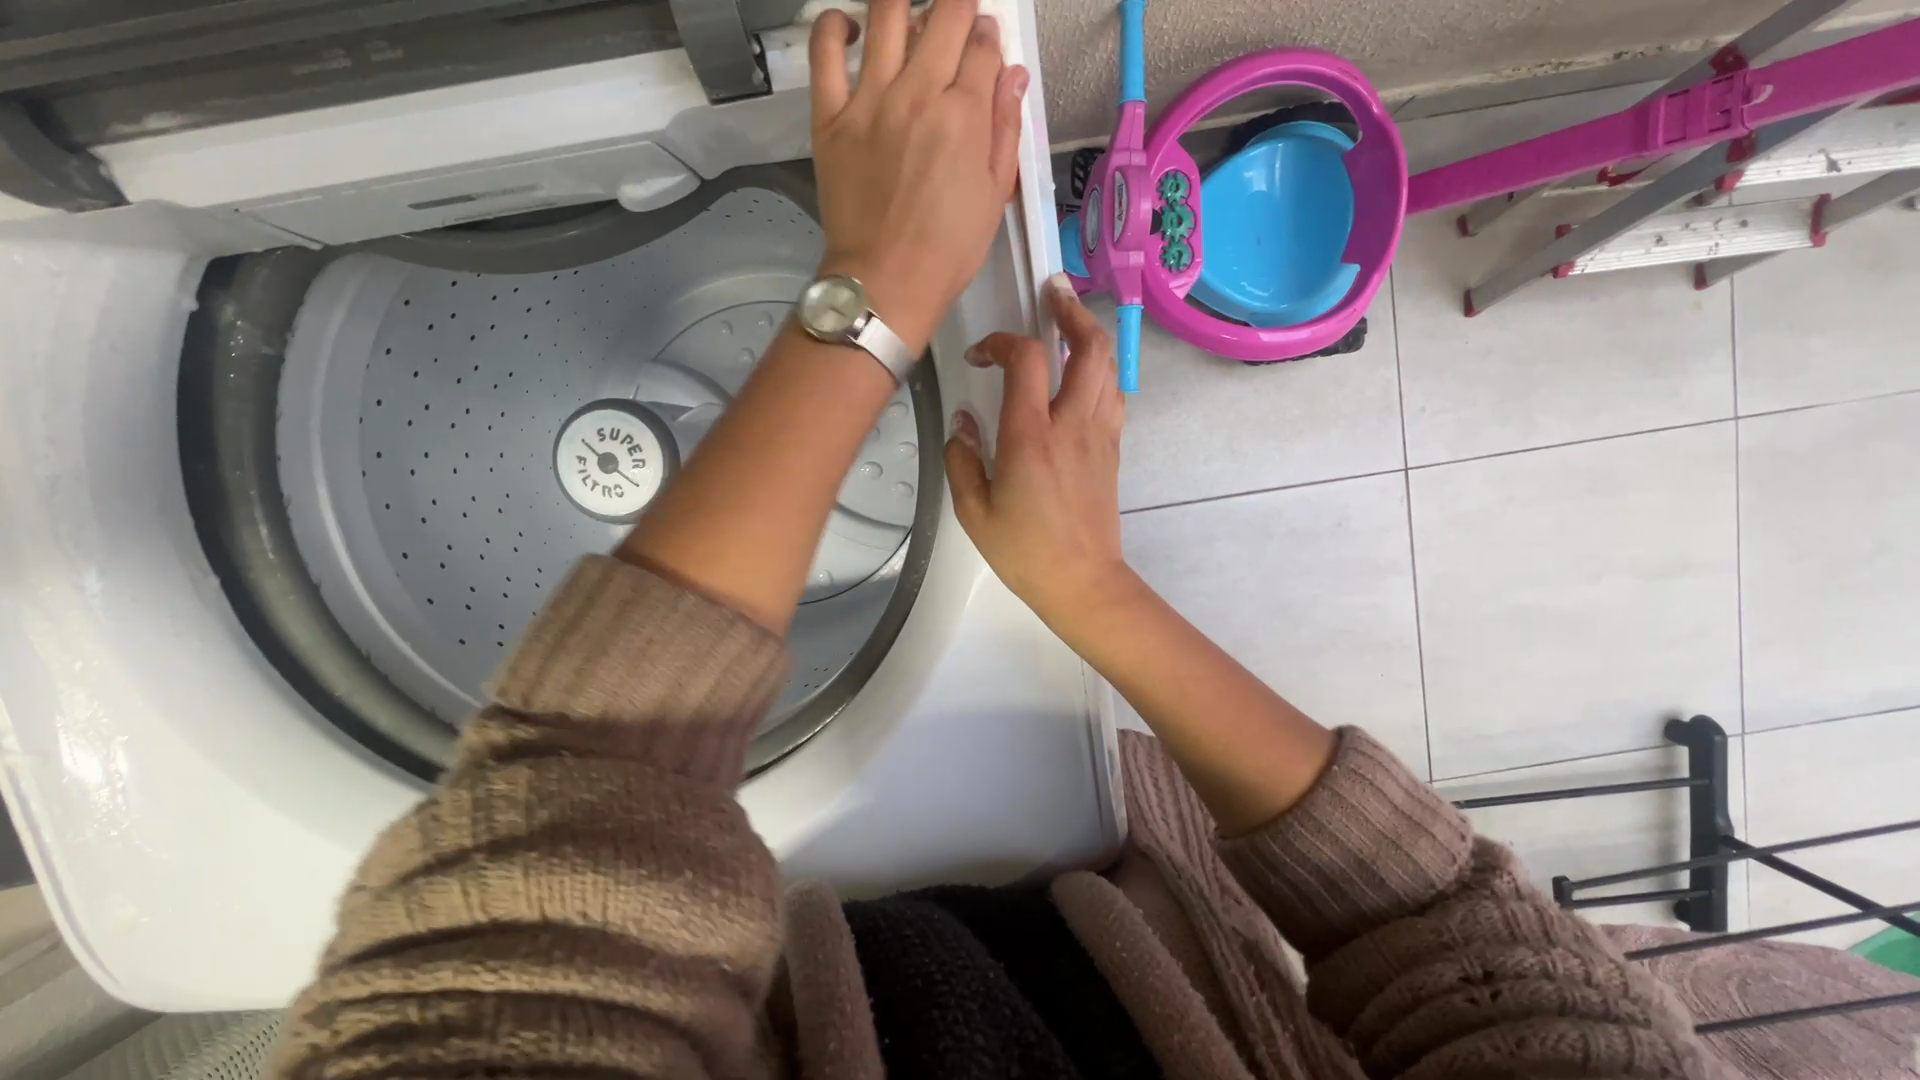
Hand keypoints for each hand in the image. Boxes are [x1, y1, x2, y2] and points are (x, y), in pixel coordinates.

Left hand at [808, 0, 1028, 350]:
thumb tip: (1012, 73)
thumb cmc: (946, 250)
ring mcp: (870, 101)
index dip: (989, 36)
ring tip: (910, 14)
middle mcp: (918, 94)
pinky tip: (850, 28)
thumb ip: (1005, 128)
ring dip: (904, 3)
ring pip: (887, 15)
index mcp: (965, 116)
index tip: (985, 44)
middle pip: (943, 17)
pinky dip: (835, 26)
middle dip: (957, 7)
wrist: (886, 282)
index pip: (982, 45)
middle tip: (955, 19)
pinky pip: (825, 52)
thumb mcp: (993, 194)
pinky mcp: (830, 117)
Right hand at [946, 277, 1130, 627]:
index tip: (980, 357)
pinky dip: (1100, 370)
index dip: (1001, 342)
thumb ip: (963, 458)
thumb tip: (964, 421)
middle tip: (1053, 293)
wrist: (1084, 583)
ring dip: (1091, 335)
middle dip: (1072, 310)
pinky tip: (1082, 373)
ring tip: (1069, 321)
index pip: (1026, 359)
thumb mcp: (974, 511)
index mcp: (1031, 437)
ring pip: (1109, 365)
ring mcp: (1100, 434)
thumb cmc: (1025, 552)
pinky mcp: (1113, 449)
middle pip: (1089, 346)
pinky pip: (1113, 393)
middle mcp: (1072, 425)